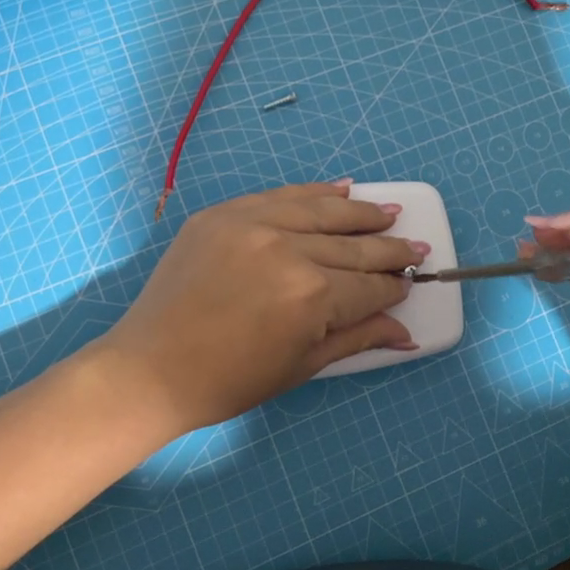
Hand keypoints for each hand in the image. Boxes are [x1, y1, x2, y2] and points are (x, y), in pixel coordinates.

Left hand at [94, 181, 426, 435]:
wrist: (153, 365)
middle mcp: (288, 248)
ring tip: (388, 212)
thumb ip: (357, 338)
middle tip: (416, 248)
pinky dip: (311, 193)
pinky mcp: (223, 213)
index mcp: (312, 294)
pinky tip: (339, 189)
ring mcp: (252, 223)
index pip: (368, 286)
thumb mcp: (301, 365)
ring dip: (359, 212)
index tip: (412, 281)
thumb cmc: (230, 379)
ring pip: (319, 210)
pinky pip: (278, 196)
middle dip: (388, 249)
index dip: (393, 288)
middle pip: (352, 245)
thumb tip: (406, 331)